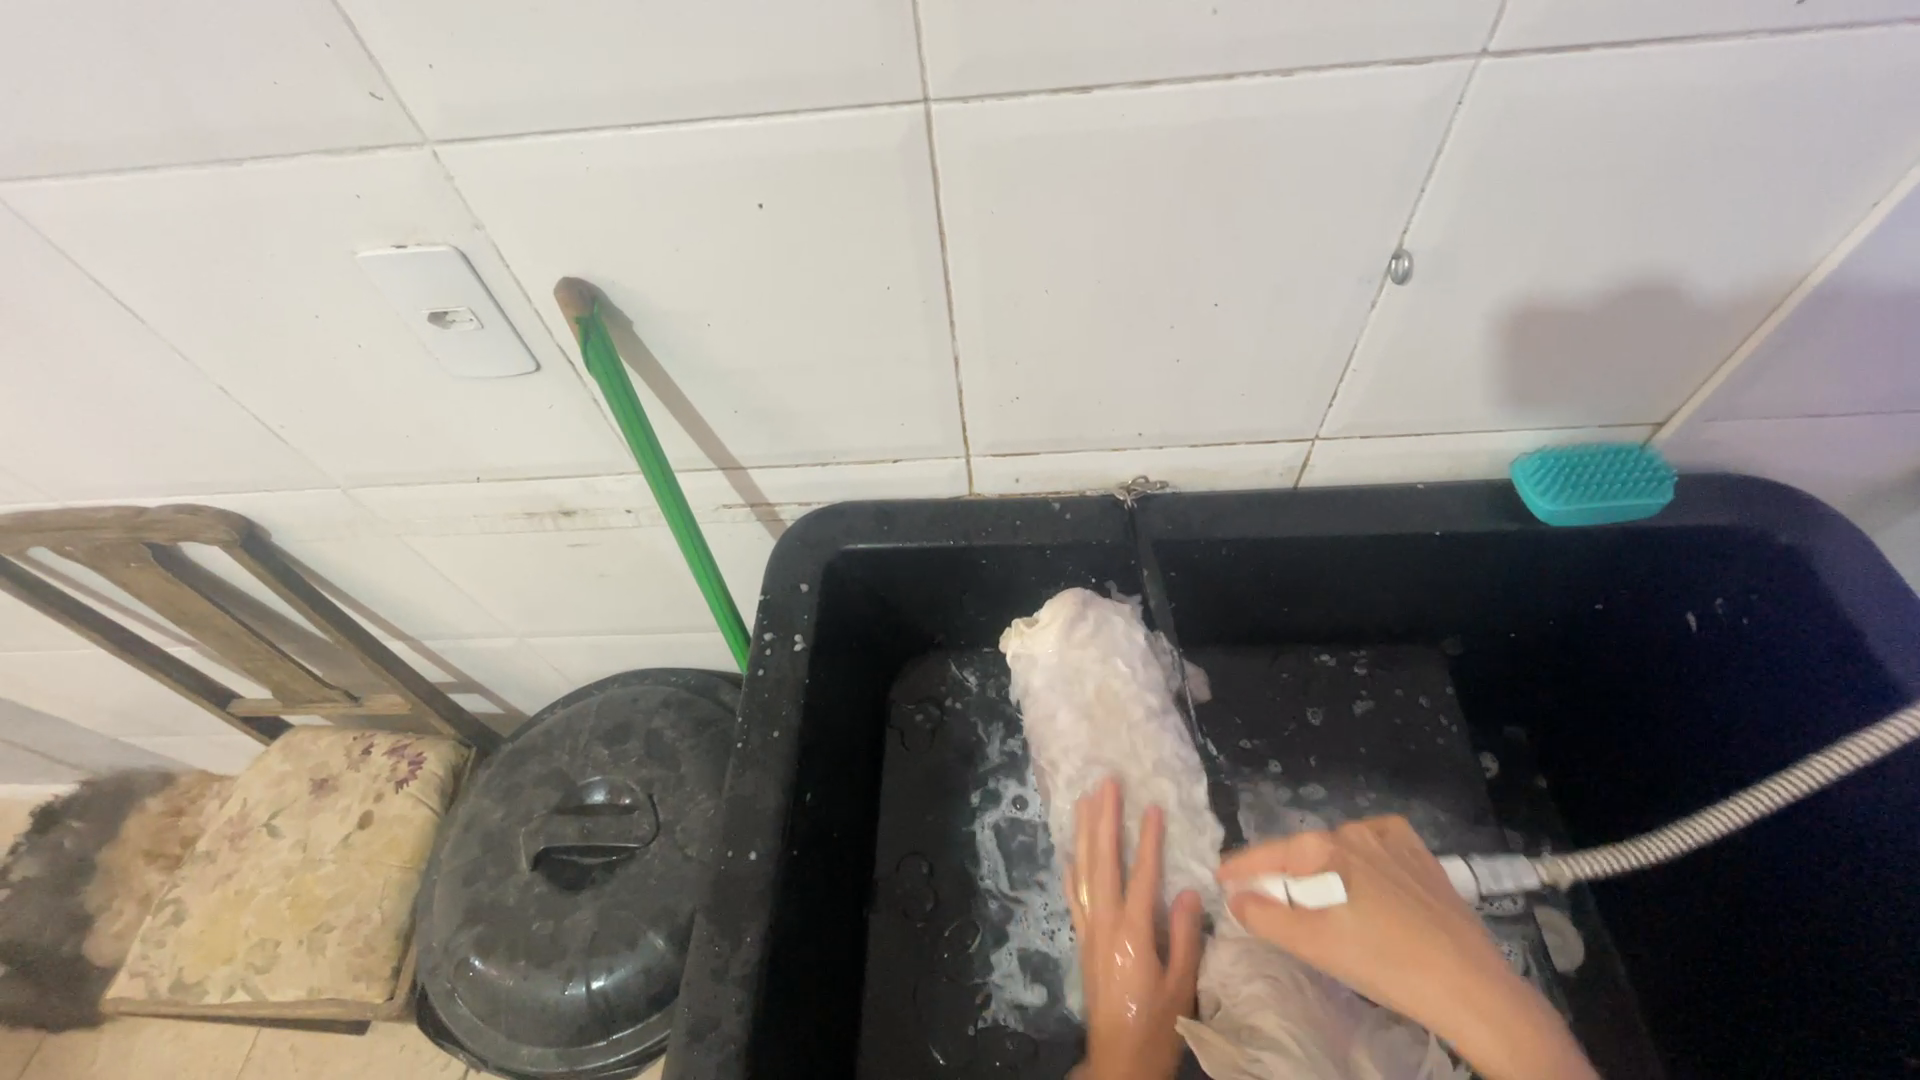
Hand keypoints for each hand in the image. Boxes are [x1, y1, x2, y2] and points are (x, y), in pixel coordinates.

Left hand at [1066, 777, 1204, 1079]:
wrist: (1119, 1060)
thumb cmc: (1158, 1025)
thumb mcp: (1183, 986)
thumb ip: (1186, 937)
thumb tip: (1190, 891)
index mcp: (1133, 932)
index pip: (1142, 875)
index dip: (1147, 839)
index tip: (1152, 806)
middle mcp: (1104, 922)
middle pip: (1102, 861)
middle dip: (1104, 819)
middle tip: (1105, 783)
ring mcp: (1089, 930)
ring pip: (1084, 871)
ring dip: (1084, 834)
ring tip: (1084, 801)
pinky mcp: (1082, 941)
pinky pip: (1073, 898)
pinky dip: (1071, 872)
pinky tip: (1069, 854)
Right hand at [1217, 816, 1596, 1079]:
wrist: (1472, 988)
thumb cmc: (1384, 964)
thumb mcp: (1313, 945)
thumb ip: (1263, 916)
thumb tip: (1236, 896)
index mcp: (1322, 847)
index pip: (1265, 855)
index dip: (1240, 870)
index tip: (1221, 881)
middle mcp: (1352, 831)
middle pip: (1302, 855)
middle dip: (1285, 878)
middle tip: (1277, 909)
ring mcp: (1390, 839)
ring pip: (1338, 853)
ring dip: (1324, 874)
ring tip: (1326, 908)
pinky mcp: (1420, 855)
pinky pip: (1375, 848)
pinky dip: (1362, 862)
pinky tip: (1368, 886)